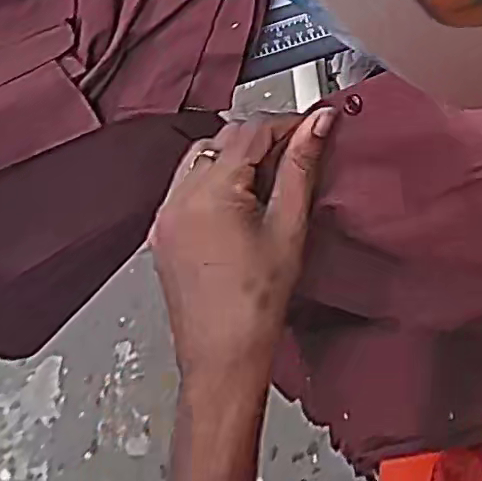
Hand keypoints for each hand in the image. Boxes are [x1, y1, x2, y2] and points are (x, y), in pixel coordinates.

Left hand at [150, 109, 334, 378]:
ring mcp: (166, 214)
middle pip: (227, 136)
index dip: (289, 123)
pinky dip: (219, 173)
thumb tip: (316, 125)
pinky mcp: (164, 229)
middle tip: (300, 151)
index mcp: (208, 195)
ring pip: (206, 153)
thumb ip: (302, 164)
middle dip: (266, 137)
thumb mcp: (289, 224)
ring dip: (241, 153)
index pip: (251, 130)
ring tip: (273, 176)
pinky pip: (190, 179)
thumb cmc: (255, 304)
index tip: (313, 127)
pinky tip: (245, 194)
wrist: (224, 357)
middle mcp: (178, 199)